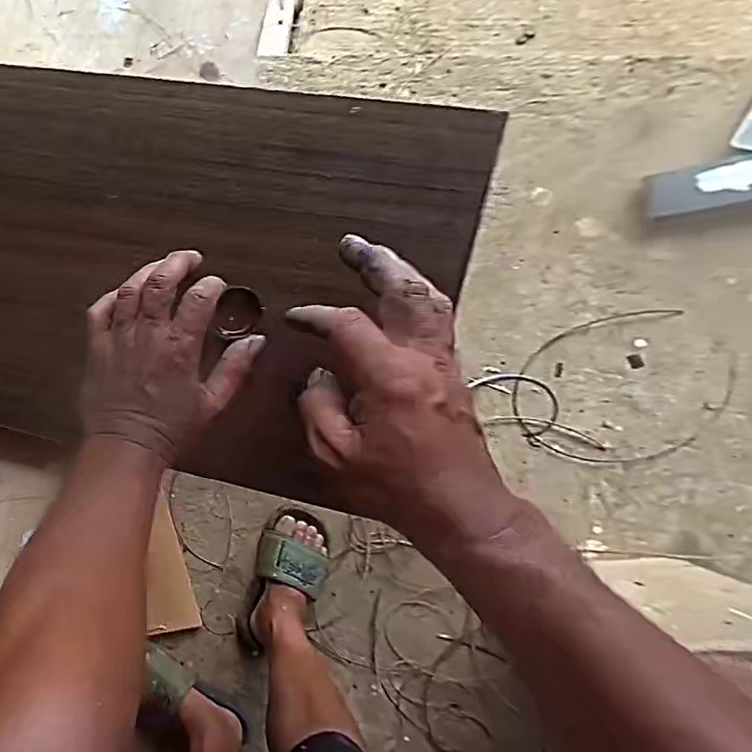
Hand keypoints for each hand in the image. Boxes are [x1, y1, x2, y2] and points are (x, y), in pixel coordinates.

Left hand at [80, 250, 265, 464]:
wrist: (125, 444)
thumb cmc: (168, 429)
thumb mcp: (213, 402)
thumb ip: (236, 368)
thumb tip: (255, 342)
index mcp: (179, 347)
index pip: (198, 298)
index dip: (210, 284)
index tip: (216, 284)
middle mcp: (147, 336)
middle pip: (159, 283)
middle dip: (176, 263)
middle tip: (189, 259)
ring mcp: (119, 339)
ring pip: (128, 291)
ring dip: (145, 273)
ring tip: (159, 267)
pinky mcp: (97, 347)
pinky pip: (99, 311)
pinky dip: (111, 296)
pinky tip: (123, 292)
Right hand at [287, 235, 519, 550]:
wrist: (459, 507)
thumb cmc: (394, 484)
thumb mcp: (333, 451)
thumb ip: (317, 405)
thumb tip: (319, 375)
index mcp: (392, 378)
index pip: (347, 326)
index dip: (315, 316)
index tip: (292, 319)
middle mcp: (425, 362)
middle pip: (409, 295)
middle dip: (379, 264)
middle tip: (351, 244)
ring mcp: (444, 365)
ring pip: (431, 302)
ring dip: (401, 275)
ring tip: (374, 258)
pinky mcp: (451, 375)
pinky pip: (435, 320)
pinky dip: (413, 297)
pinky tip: (394, 295)